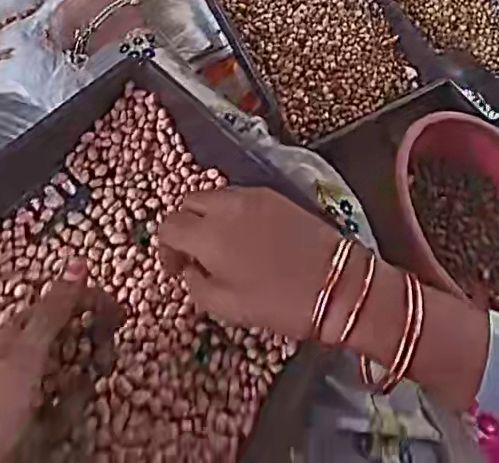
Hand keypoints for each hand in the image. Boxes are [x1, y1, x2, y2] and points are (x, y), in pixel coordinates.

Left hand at [0, 263, 110, 462]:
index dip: (88, 301)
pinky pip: (61, 406)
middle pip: (64, 335)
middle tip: (111, 345)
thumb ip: (52, 310)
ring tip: (101, 374)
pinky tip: (77, 408)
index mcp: (14, 337)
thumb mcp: (24, 355)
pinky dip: (74, 404)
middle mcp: (19, 362)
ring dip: (88, 369)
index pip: (57, 303)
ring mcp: (24, 397)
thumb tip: (78, 261)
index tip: (118, 310)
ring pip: (66, 369)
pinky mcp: (29, 430)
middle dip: (92, 336)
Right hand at [155, 186, 341, 341]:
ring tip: (222, 246)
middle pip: (189, 201)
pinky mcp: (274, 194)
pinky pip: (240, 195)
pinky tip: (246, 236)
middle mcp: (227, 205)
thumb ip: (196, 283)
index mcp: (209, 234)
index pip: (168, 225)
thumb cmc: (276, 301)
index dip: (165, 248)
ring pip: (215, 194)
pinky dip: (232, 210)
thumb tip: (188, 267)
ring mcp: (253, 194)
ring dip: (208, 215)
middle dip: (185, 224)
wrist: (333, 281)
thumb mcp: (225, 306)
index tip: (177, 269)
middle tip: (195, 254)